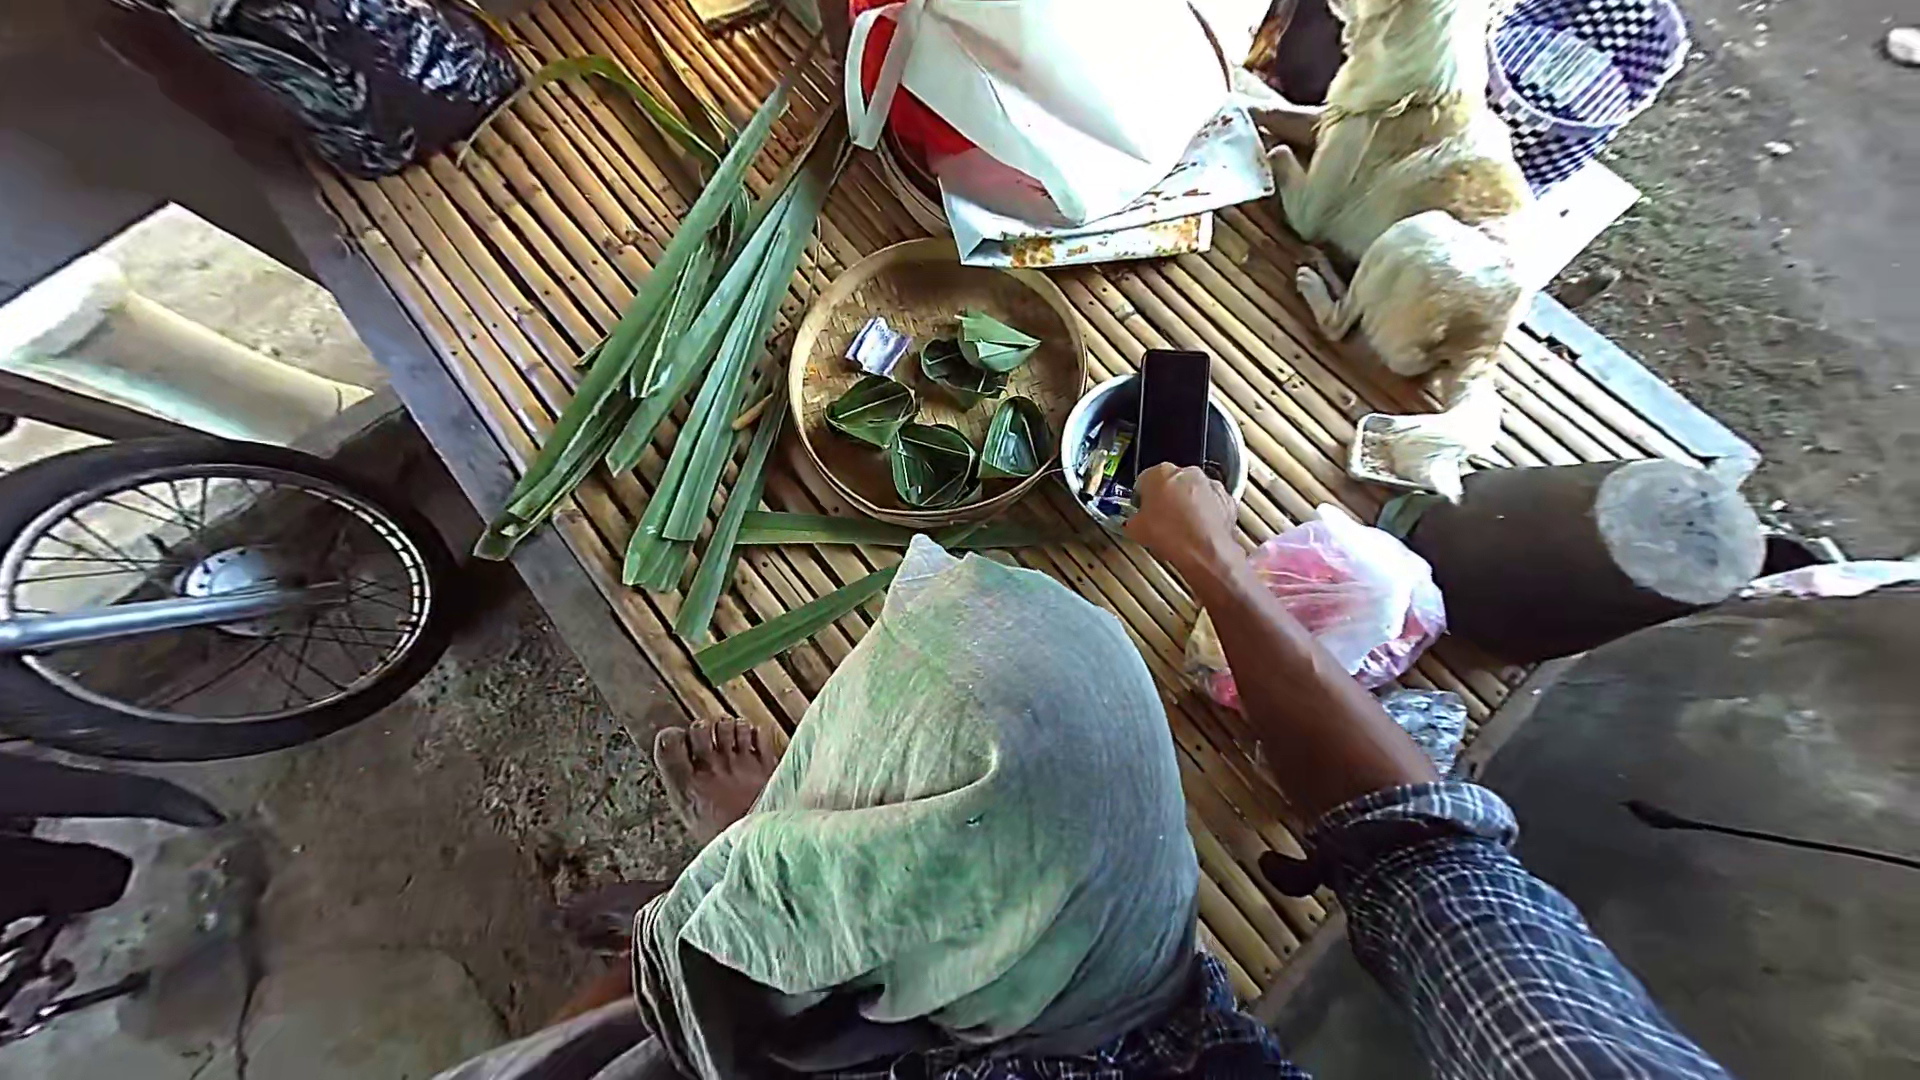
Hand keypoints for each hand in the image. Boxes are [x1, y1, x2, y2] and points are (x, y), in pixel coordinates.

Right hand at [1124, 464, 1239, 576]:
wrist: (1204, 551)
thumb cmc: (1172, 534)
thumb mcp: (1135, 530)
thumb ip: (1133, 520)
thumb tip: (1134, 523)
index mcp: (1160, 473)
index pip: (1144, 480)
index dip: (1141, 497)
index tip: (1141, 509)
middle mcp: (1186, 472)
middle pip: (1170, 483)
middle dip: (1165, 498)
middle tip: (1159, 519)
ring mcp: (1209, 484)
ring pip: (1192, 491)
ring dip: (1186, 504)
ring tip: (1179, 528)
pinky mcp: (1225, 498)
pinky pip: (1210, 502)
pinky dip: (1204, 512)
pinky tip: (1196, 531)